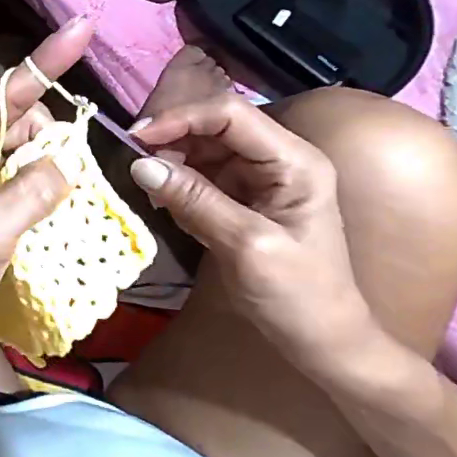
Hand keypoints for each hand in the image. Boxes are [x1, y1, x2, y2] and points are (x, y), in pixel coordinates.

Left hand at [0, 17, 94, 365]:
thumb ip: (31, 192)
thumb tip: (70, 158)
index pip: (2, 94)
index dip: (44, 62)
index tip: (81, 28)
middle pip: (21, 114)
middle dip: (49, 136)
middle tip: (59, 180)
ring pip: (28, 141)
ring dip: (49, 162)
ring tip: (43, 205)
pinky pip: (26, 166)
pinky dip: (44, 178)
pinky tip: (47, 203)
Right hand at [128, 94, 377, 369]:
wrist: (322, 343)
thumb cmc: (297, 296)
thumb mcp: (245, 247)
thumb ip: (194, 200)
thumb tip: (139, 165)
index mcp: (294, 160)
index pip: (229, 114)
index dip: (181, 117)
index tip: (137, 138)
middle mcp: (277, 158)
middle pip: (214, 126)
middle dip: (172, 138)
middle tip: (133, 163)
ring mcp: (259, 177)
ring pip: (202, 148)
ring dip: (171, 161)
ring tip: (147, 187)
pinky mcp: (242, 196)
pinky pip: (201, 174)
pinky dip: (177, 183)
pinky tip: (165, 203)